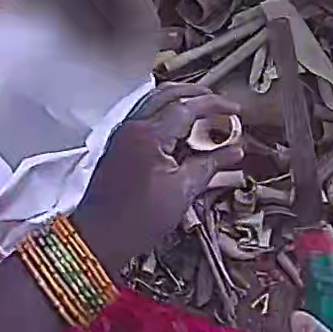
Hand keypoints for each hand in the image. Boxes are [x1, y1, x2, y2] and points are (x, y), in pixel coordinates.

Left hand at [72, 83, 241, 269]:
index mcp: (148, 135)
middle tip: (219, 103)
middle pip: (168, 93)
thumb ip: (209, 165)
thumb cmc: (136, 220)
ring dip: (180, 100)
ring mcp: (123, 133)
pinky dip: (165, 112)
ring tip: (203, 111)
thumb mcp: (182, 192)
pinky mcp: (120, 143)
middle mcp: (133, 126)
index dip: (213, 105)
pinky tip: (180, 127)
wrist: (99, 238)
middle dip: (196, 94)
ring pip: (154, 100)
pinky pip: (145, 114)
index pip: (186, 106)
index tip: (233, 109)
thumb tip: (233, 152)